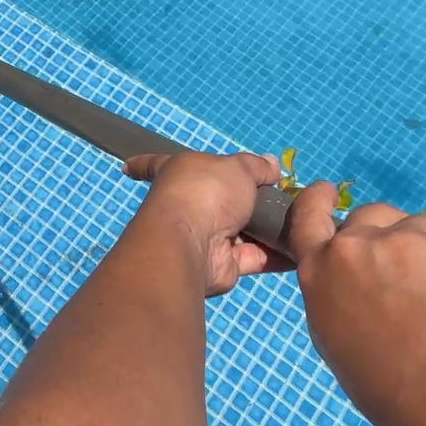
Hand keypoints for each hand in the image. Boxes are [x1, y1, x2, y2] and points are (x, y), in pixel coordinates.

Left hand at [123, 150, 290, 295]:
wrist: (194, 241)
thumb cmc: (206, 191)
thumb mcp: (236, 167)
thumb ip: (254, 166)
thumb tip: (271, 164)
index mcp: (177, 171)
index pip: (153, 163)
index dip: (141, 163)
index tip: (125, 166)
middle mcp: (185, 202)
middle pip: (214, 198)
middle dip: (240, 199)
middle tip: (276, 195)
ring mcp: (203, 234)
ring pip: (239, 229)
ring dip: (264, 227)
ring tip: (300, 218)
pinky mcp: (222, 263)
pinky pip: (255, 256)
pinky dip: (276, 254)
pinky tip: (300, 248)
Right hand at [286, 190, 425, 425]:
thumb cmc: (390, 391)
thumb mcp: (338, 341)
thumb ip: (339, 302)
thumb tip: (362, 294)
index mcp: (319, 271)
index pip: (308, 217)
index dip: (319, 200)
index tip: (328, 191)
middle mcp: (357, 247)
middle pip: (375, 215)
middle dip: (395, 233)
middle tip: (419, 270)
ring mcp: (408, 242)